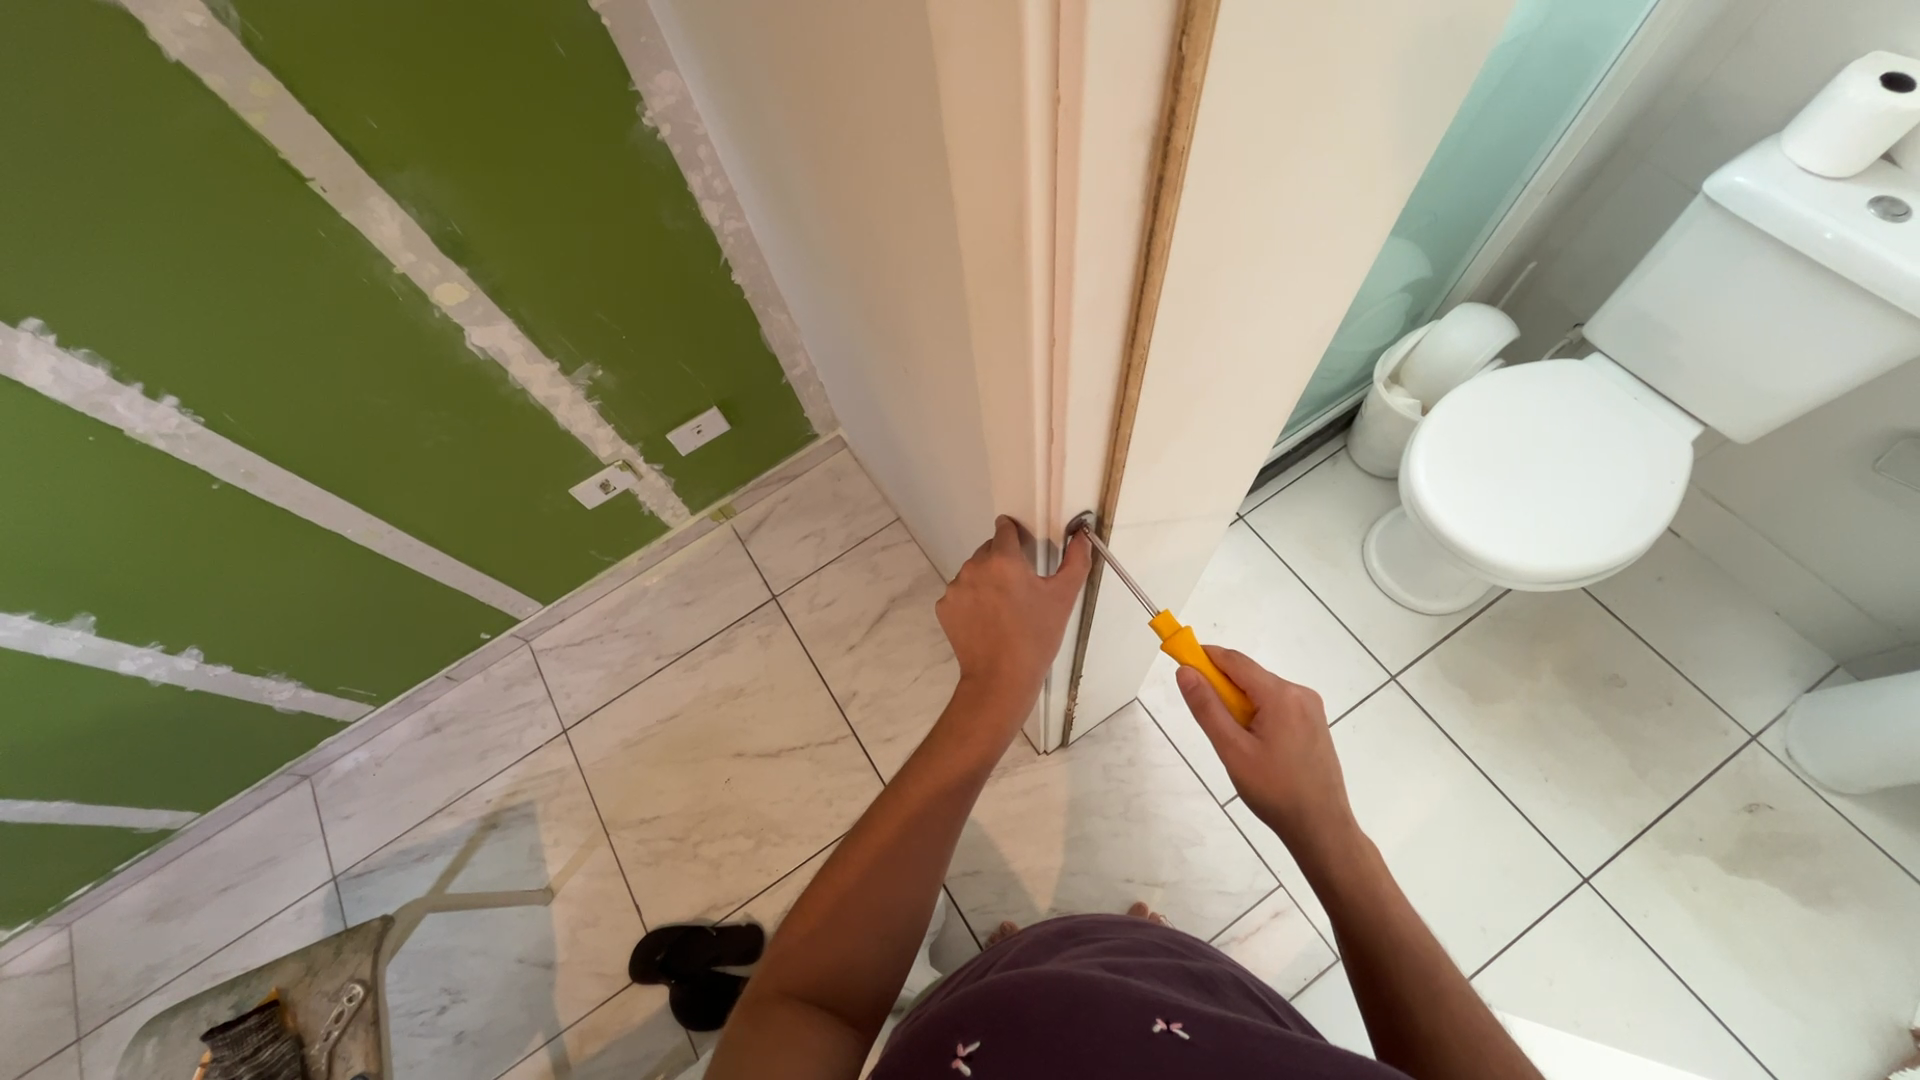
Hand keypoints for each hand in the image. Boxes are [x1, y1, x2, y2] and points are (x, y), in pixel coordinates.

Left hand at [935, 517, 1091, 734]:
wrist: (1001, 678)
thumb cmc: (1036, 638)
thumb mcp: (1063, 598)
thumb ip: (1075, 561)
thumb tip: (1081, 535)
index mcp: (1003, 560)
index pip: (1004, 528)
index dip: (1016, 535)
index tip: (1024, 549)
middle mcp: (974, 568)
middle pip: (988, 551)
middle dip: (1003, 562)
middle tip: (1020, 589)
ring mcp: (955, 588)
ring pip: (974, 573)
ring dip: (986, 582)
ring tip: (1004, 609)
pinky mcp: (944, 607)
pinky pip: (960, 595)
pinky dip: (971, 602)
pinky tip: (986, 621)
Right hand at [1177, 647, 1359, 858]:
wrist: (1322, 828)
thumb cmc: (1274, 790)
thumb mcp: (1232, 750)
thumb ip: (1206, 707)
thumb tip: (1185, 671)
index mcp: (1280, 695)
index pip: (1234, 661)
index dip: (1204, 656)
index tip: (1180, 661)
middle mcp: (1299, 693)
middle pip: (1249, 675)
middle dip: (1221, 686)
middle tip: (1205, 717)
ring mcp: (1310, 708)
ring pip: (1262, 692)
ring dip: (1239, 704)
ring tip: (1233, 742)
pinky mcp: (1314, 723)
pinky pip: (1276, 705)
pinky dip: (1256, 714)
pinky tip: (1254, 745)